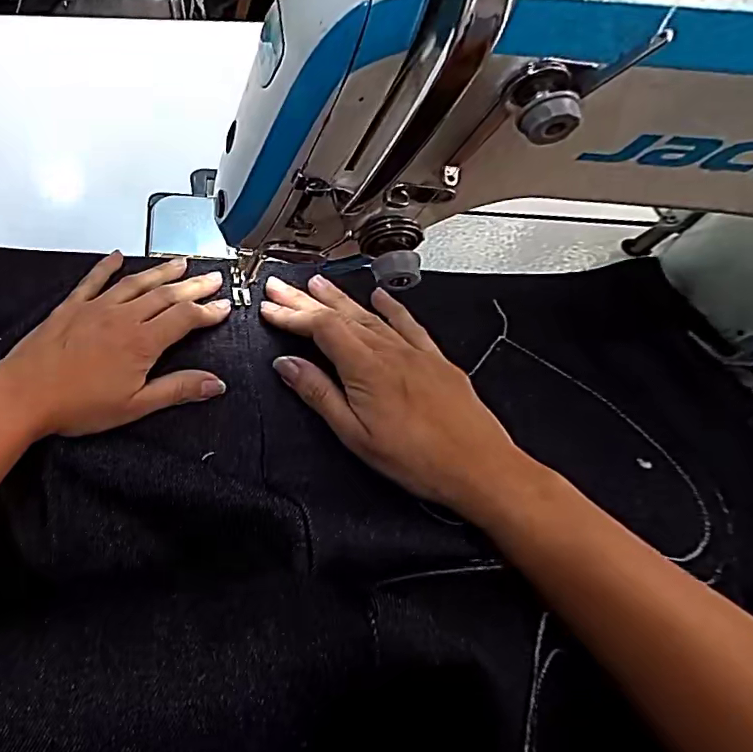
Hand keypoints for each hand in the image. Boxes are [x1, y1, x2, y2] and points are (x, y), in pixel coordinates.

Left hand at [0, 253, 230, 437]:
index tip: (224, 306)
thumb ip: (177, 390)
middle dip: (194, 285)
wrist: (24, 395)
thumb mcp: (135, 405)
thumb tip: (214, 383)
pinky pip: (94, 280)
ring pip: (137, 283)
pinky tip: (117, 257)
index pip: (185, 318)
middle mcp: (122, 317)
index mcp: (142, 342)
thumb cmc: (76, 405)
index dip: (208, 311)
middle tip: (213, 278)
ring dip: (161, 272)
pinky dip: (107, 266)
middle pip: (167, 294)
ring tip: (180, 263)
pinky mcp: (72, 307)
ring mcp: (96, 308)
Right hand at [260, 274, 526, 510]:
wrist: (481, 467)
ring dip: (339, 298)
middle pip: (339, 315)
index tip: (270, 308)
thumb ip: (319, 394)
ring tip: (317, 284)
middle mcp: (390, 351)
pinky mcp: (435, 359)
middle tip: (281, 287)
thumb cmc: (421, 459)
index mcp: (366, 368)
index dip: (291, 315)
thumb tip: (288, 366)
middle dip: (305, 299)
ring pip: (368, 315)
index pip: (320, 327)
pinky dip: (390, 307)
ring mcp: (414, 352)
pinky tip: (380, 298)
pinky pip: (407, 323)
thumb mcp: (356, 435)